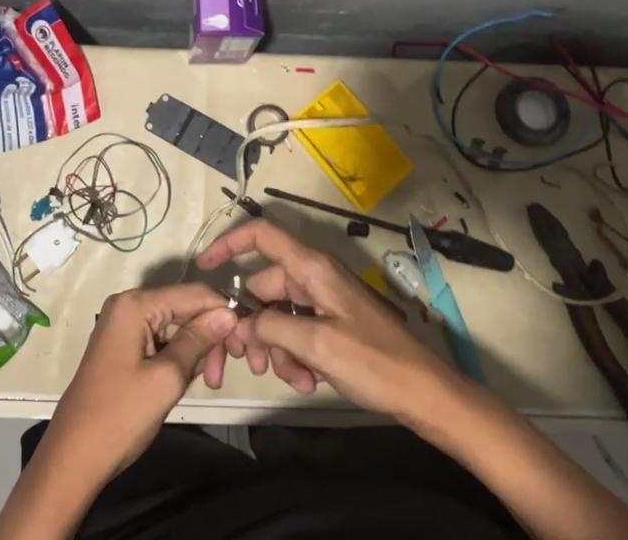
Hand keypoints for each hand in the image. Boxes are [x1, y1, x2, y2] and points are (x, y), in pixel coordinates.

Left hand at [32, 283, 238, 483]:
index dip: (223, 314)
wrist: (74, 456)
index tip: (245, 344)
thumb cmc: (121, 415)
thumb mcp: (167, 377)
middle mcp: (128, 306)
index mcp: (135, 305)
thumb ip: (198, 340)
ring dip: (196, 351)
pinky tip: (187, 381)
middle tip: (220, 375)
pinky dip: (179, 358)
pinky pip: (162, 341)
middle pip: (185, 308)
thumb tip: (228, 313)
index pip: (193, 294)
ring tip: (207, 384)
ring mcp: (124, 327)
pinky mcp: (124, 347)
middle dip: (209, 337)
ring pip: (176, 326)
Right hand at [196, 220, 455, 416]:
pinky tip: (306, 381)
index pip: (262, 235)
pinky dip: (295, 354)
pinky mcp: (333, 323)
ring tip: (293, 379)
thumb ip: (271, 327)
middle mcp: (316, 277)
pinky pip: (298, 330)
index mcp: (313, 268)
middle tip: (251, 363)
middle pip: (265, 288)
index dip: (229, 243)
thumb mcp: (316, 343)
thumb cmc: (373, 360)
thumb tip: (242, 323)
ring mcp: (325, 300)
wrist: (423, 392)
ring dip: (277, 348)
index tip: (204, 266)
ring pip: (279, 315)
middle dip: (255, 326)